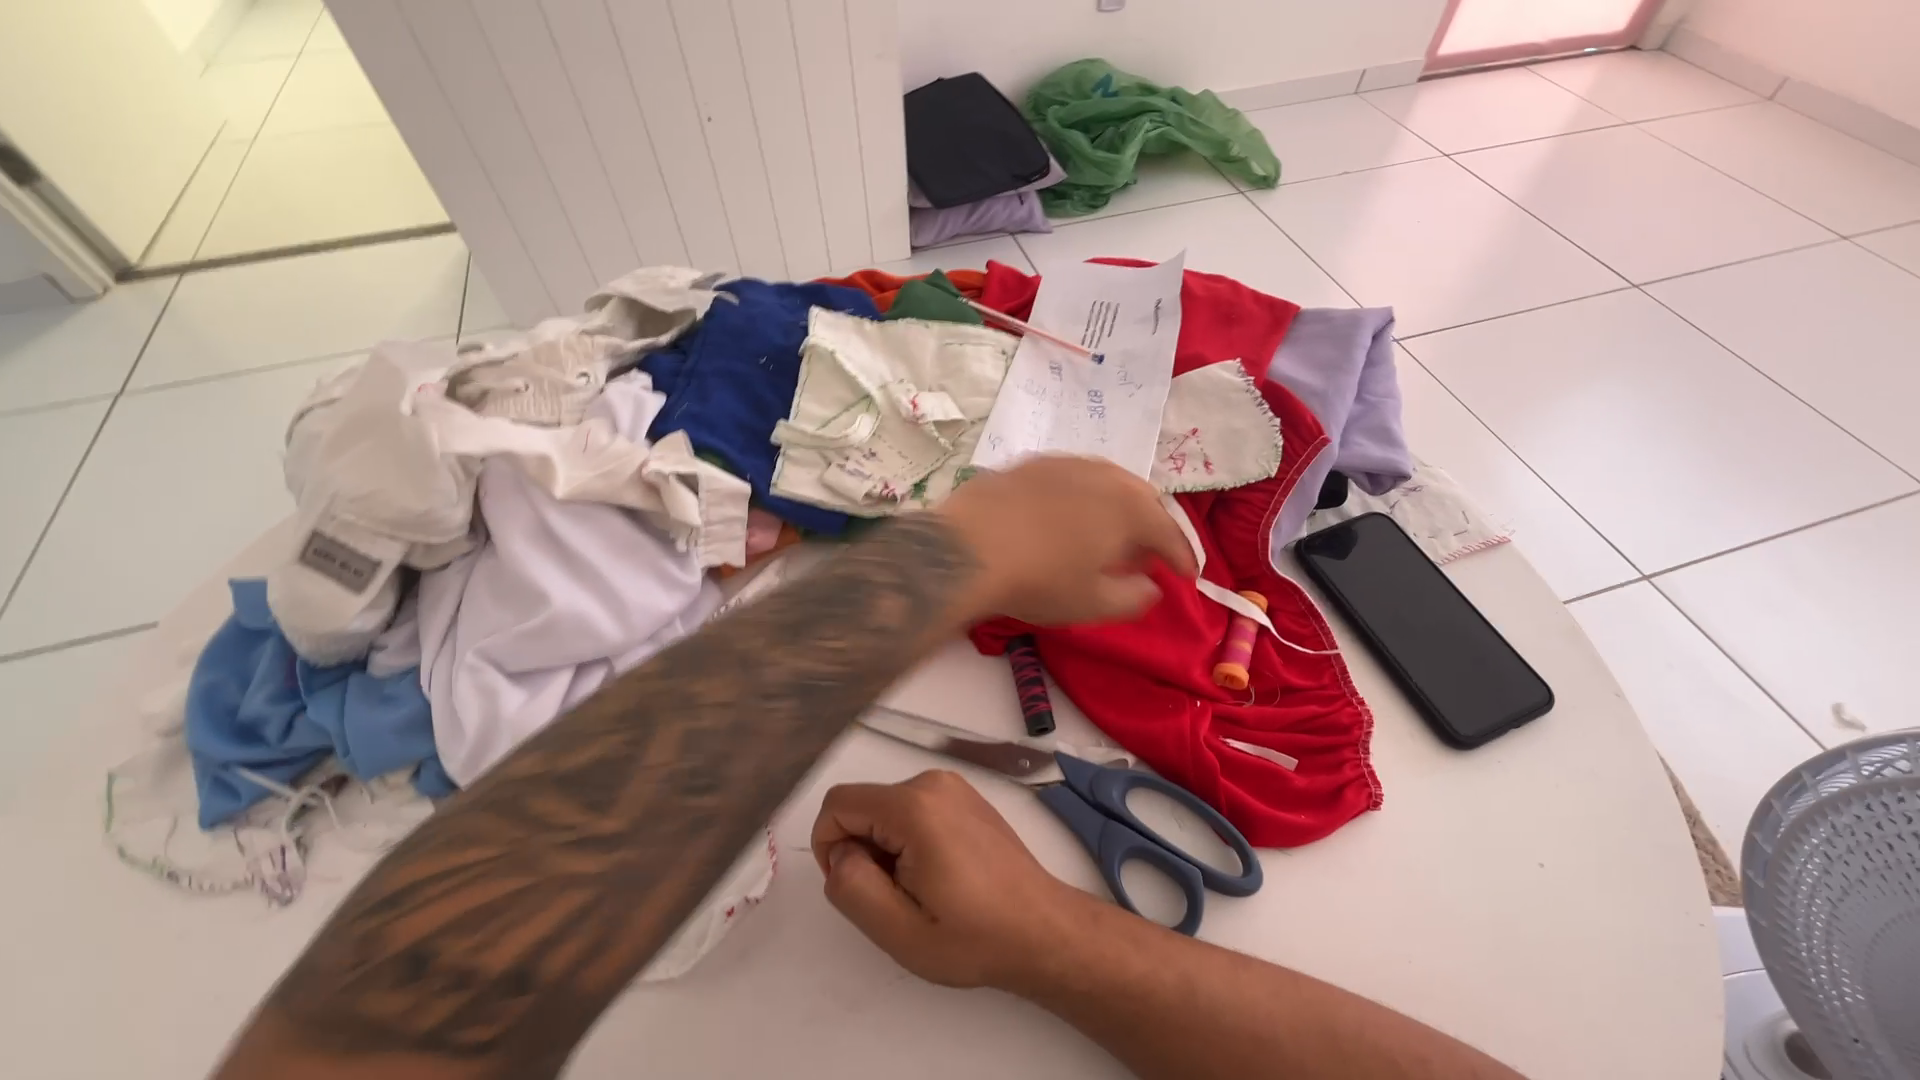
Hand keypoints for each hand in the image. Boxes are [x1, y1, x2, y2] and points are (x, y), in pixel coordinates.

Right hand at [811, 771, 1095, 989]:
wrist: (1043, 931)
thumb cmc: (974, 938)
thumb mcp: (899, 931)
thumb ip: (852, 886)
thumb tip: (841, 851)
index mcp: (915, 807)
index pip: (838, 804)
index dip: (830, 848)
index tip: (858, 888)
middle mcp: (933, 783)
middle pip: (864, 806)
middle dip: (863, 851)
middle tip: (898, 899)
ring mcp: (953, 787)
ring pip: (887, 810)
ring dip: (887, 849)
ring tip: (922, 890)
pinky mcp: (966, 798)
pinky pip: (914, 810)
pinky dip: (910, 841)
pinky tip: (940, 877)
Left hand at [937, 455, 1197, 624]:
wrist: (965, 549)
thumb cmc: (1038, 580)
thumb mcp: (1093, 603)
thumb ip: (1134, 597)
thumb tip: (1151, 586)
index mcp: (1129, 508)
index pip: (1169, 533)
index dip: (1183, 558)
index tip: (1188, 577)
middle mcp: (1103, 475)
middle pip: (1142, 499)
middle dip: (1152, 528)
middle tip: (1148, 556)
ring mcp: (1064, 463)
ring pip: (1106, 481)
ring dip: (1118, 507)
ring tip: (1111, 535)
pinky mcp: (1029, 463)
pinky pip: (1071, 477)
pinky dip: (1082, 497)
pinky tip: (1068, 516)